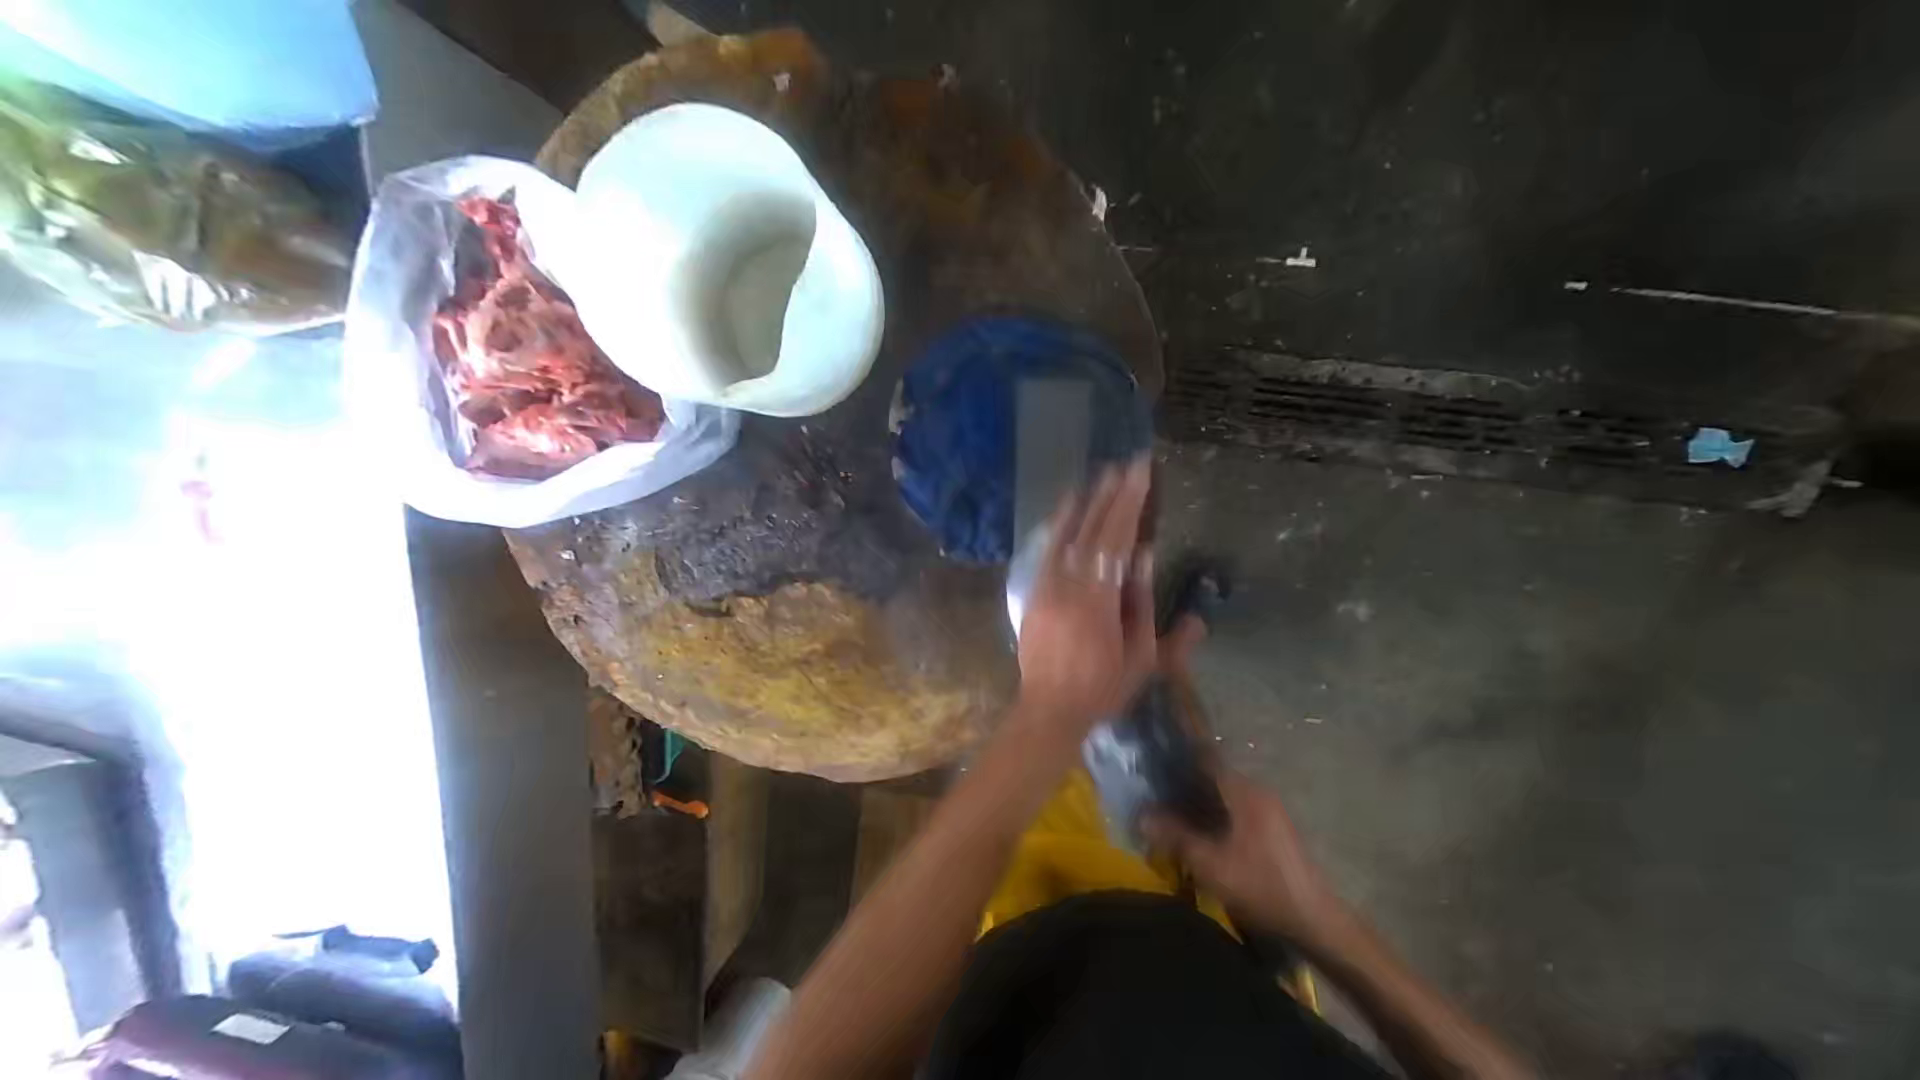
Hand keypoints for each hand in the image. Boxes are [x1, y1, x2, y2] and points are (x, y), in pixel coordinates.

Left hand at [1015, 457, 1157, 731]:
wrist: (1049, 708)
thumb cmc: (1101, 688)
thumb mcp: (1140, 657)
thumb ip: (1145, 606)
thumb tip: (1147, 556)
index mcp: (1099, 600)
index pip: (1117, 541)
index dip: (1130, 505)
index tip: (1141, 474)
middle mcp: (1069, 585)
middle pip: (1092, 531)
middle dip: (1112, 495)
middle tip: (1127, 465)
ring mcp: (1047, 586)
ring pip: (1067, 535)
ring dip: (1086, 503)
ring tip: (1100, 475)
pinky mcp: (1033, 592)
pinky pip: (1047, 550)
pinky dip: (1058, 525)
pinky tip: (1066, 507)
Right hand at [1144, 771, 1350, 948]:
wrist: (1316, 922)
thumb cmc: (1262, 886)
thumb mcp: (1211, 865)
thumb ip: (1175, 837)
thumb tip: (1141, 817)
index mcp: (1244, 792)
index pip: (1203, 760)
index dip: (1175, 764)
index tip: (1151, 773)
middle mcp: (1258, 792)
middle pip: (1211, 777)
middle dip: (1183, 787)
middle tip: (1155, 801)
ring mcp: (1269, 810)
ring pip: (1223, 796)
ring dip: (1198, 805)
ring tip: (1172, 820)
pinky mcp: (1273, 829)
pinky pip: (1235, 810)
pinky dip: (1214, 817)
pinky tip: (1201, 837)